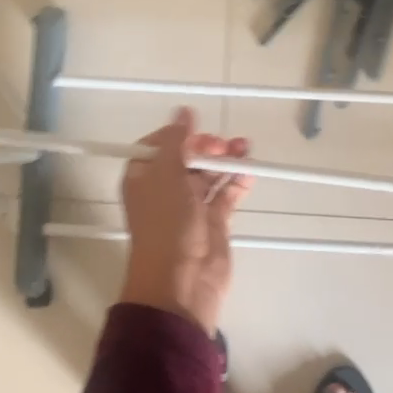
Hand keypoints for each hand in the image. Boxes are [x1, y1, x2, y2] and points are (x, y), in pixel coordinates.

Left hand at [119, 108, 252, 334]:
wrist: (181, 281)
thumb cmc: (166, 225)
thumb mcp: (166, 175)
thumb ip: (176, 141)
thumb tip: (183, 111)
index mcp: (143, 178)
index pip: (158, 146)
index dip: (178, 135)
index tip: (197, 129)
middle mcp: (164, 190)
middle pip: (187, 158)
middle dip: (207, 146)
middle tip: (224, 145)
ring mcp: (190, 207)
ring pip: (209, 175)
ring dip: (226, 161)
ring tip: (245, 149)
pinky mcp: (213, 222)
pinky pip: (226, 195)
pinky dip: (237, 182)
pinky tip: (249, 171)